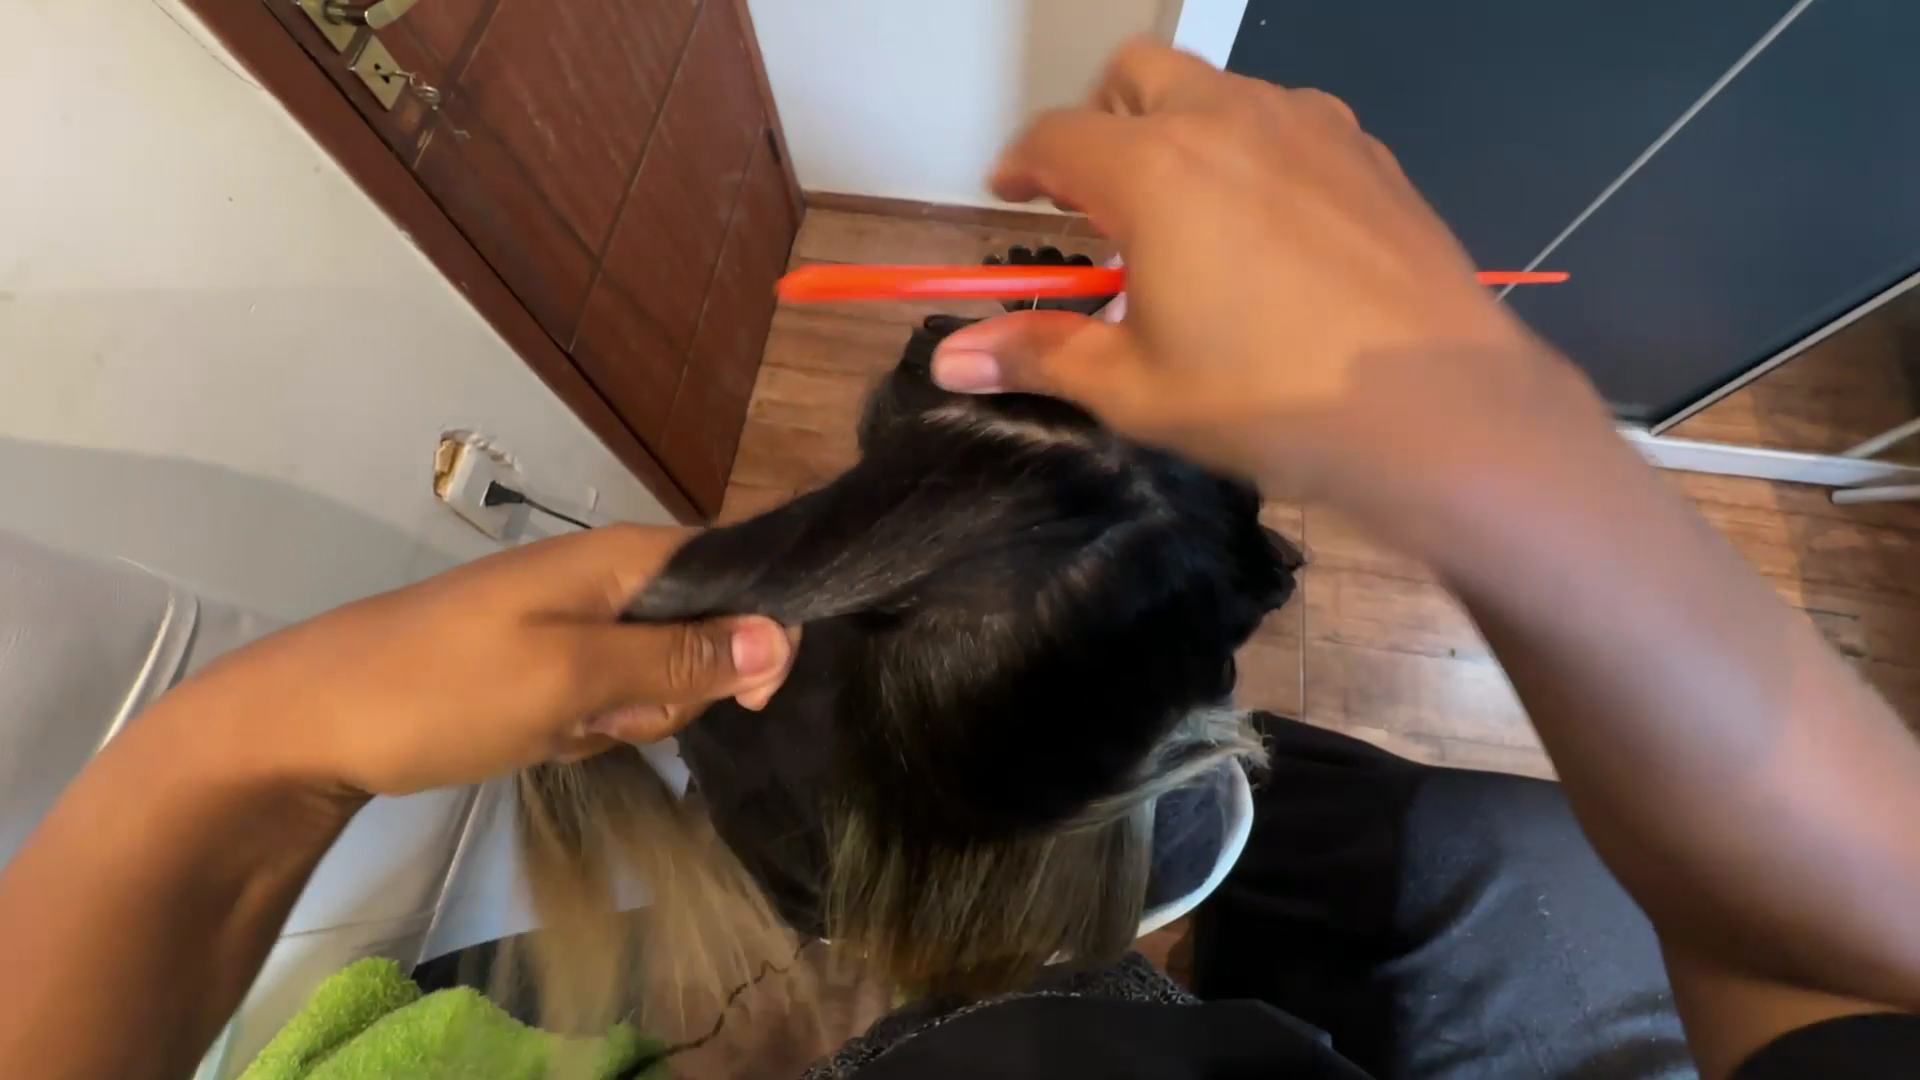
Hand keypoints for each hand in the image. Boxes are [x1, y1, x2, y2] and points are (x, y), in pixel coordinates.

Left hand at [153, 525, 797, 797]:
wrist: (308, 724)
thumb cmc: (446, 687)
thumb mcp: (575, 676)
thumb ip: (683, 656)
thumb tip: (781, 638)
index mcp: (632, 554)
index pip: (744, 572)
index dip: (763, 630)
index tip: (752, 696)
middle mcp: (621, 574)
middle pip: (712, 628)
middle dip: (683, 685)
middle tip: (614, 709)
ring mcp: (591, 614)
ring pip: (671, 666)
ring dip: (637, 708)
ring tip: (571, 721)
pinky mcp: (566, 652)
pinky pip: (625, 686)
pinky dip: (602, 718)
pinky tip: (553, 730)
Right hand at [932, 41, 1603, 503]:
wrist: (1432, 410)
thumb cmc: (1262, 399)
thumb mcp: (1131, 387)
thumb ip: (1035, 356)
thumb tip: (947, 362)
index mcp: (1156, 171)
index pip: (1057, 139)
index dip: (1020, 164)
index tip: (1009, 196)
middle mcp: (1229, 120)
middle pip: (1135, 75)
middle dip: (1095, 125)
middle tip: (1091, 203)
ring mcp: (1309, 126)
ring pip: (1214, 90)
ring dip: (1171, 133)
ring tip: (1174, 222)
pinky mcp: (1366, 153)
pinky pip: (1283, 120)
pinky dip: (1243, 151)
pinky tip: (1256, 228)